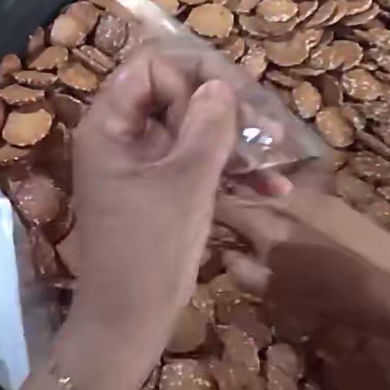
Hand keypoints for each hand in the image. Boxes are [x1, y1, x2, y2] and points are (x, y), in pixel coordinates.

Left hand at [58, 50, 239, 389]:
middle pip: (175, 96)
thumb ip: (207, 127)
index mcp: (109, 126)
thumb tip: (222, 85)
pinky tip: (272, 187)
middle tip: (268, 126)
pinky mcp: (160, 192)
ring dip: (235, 141)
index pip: (150, 67)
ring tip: (280, 156)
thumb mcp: (185, 183)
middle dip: (224, 109)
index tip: (231, 101)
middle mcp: (122, 138)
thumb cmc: (150, 249)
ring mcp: (142, 166)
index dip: (192, 76)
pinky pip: (195, 165)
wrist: (129, 322)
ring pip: (192, 132)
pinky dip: (228, 172)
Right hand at [216, 186, 389, 358]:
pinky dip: (275, 201)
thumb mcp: (276, 292)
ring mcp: (307, 193)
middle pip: (241, 191)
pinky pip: (289, 192)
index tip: (191, 217)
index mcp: (264, 223)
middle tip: (213, 217)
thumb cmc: (330, 296)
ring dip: (251, 199)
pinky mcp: (328, 196)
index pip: (219, 203)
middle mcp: (281, 198)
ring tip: (244, 218)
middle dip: (225, 200)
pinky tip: (279, 219)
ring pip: (265, 189)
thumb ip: (243, 270)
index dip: (201, 207)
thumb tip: (225, 254)